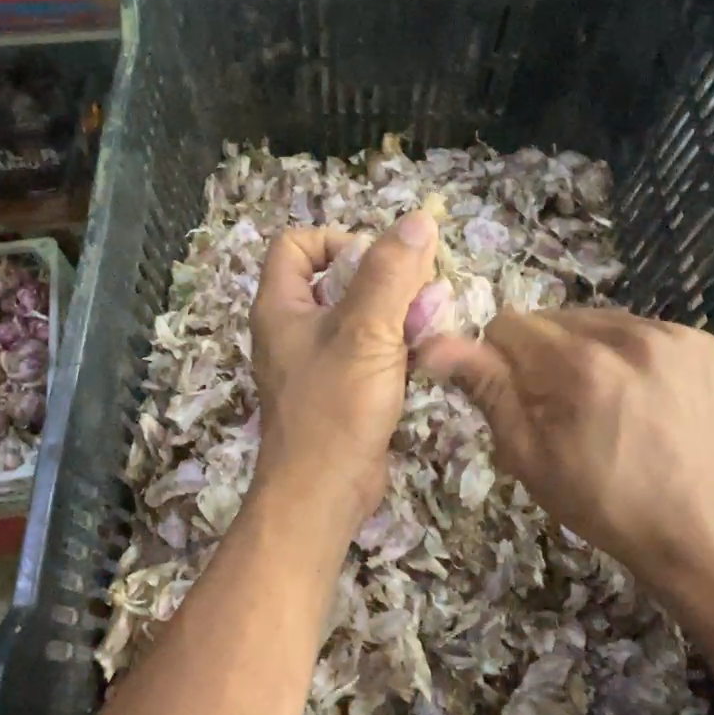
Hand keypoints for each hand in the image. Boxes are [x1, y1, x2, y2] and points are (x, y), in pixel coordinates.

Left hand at [249, 210, 439, 532]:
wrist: (321, 495)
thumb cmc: (335, 408)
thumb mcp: (366, 331)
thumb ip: (391, 273)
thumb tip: (419, 219)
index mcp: (281, 305)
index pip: (297, 244)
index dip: (337, 240)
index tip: (378, 259)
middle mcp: (295, 328)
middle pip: (340, 278)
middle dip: (387, 281)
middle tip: (423, 295)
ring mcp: (319, 361)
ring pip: (364, 316)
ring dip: (401, 315)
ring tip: (432, 326)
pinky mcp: (343, 389)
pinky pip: (373, 351)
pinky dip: (400, 347)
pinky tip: (428, 355)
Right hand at [415, 309, 713, 583]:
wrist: (693, 526)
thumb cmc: (599, 499)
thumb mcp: (527, 455)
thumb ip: (485, 388)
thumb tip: (433, 344)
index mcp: (580, 367)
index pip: (509, 325)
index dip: (502, 359)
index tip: (521, 398)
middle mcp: (628, 337)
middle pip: (552, 319)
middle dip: (544, 354)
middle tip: (562, 406)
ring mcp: (671, 336)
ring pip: (593, 319)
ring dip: (584, 349)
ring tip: (603, 400)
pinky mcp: (699, 341)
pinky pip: (635, 327)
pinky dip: (624, 352)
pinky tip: (637, 393)